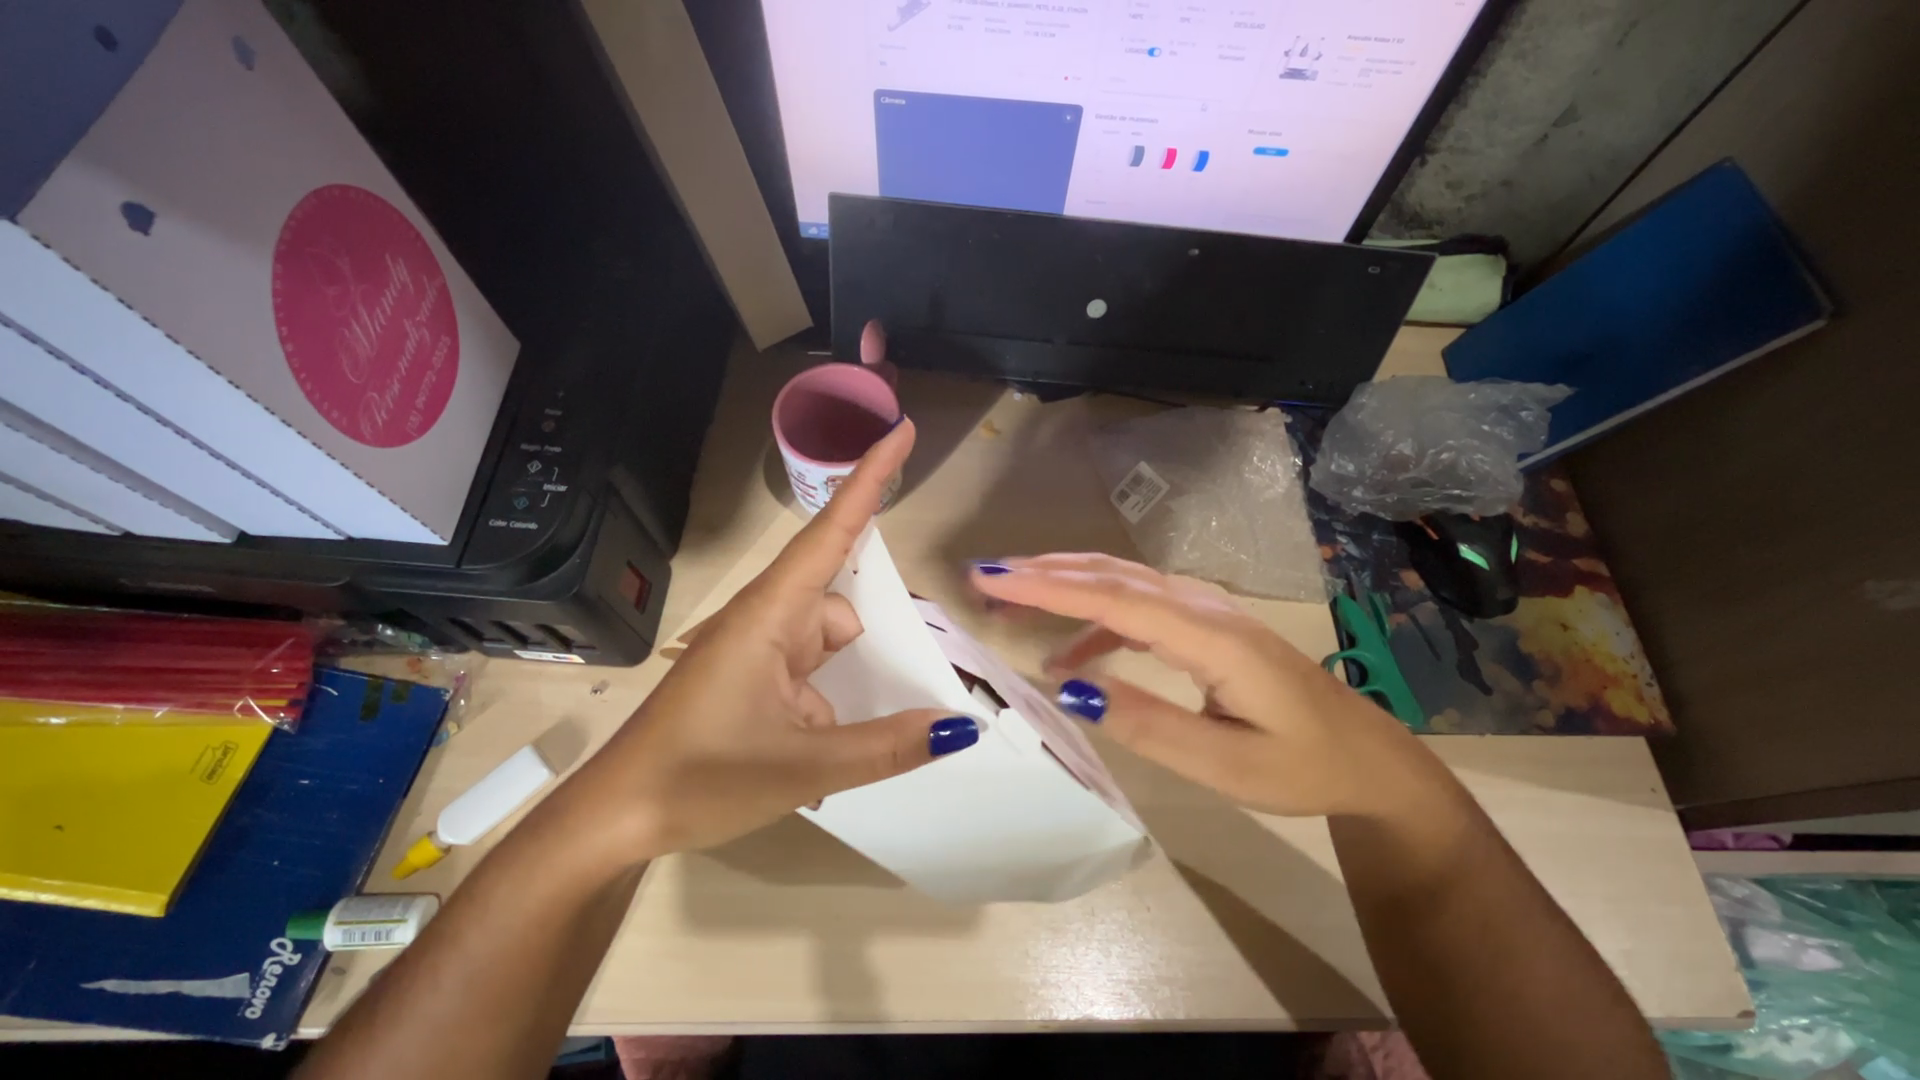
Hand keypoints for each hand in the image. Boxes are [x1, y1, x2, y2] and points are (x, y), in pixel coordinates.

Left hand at [594, 419, 979, 858]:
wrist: (617, 815)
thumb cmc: (700, 778)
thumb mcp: (804, 767)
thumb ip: (886, 746)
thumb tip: (958, 725)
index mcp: (769, 618)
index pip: (829, 534)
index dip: (869, 480)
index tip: (900, 431)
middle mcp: (764, 622)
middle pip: (841, 602)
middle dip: (876, 633)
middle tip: (909, 680)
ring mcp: (754, 652)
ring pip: (827, 641)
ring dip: (850, 676)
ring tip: (848, 733)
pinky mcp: (749, 679)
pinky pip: (810, 670)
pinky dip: (830, 698)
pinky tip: (827, 746)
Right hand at [971, 554, 1446, 818]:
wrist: (1369, 759)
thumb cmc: (1301, 767)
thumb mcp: (1223, 764)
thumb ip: (1146, 724)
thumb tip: (1069, 687)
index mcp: (1212, 639)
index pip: (1116, 600)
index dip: (1050, 587)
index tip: (993, 579)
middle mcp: (1206, 609)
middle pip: (1114, 576)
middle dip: (1044, 572)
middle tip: (982, 577)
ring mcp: (1209, 612)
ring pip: (1124, 582)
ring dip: (1064, 584)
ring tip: (1009, 598)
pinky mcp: (1208, 626)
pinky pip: (1140, 607)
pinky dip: (1095, 618)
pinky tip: (1069, 655)